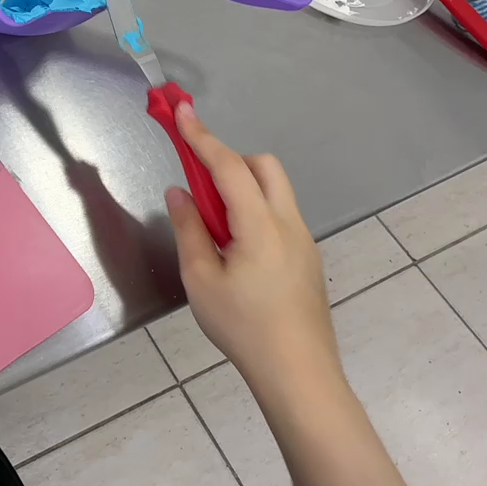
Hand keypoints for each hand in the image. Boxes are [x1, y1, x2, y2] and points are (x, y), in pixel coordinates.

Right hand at [163, 102, 339, 395]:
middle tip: (198, 181)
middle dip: (229, 158)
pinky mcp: (306, 259)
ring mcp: (303, 242)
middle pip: (264, 167)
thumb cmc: (243, 326)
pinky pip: (277, 214)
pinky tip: (232, 247)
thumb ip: (189, 228)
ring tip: (211, 222)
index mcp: (261, 226)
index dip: (201, 136)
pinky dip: (252, 209)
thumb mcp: (199, 278)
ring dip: (241, 185)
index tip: (180, 110)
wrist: (299, 375)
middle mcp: (289, 225)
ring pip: (274, 190)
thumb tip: (180, 193)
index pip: (228, 166)